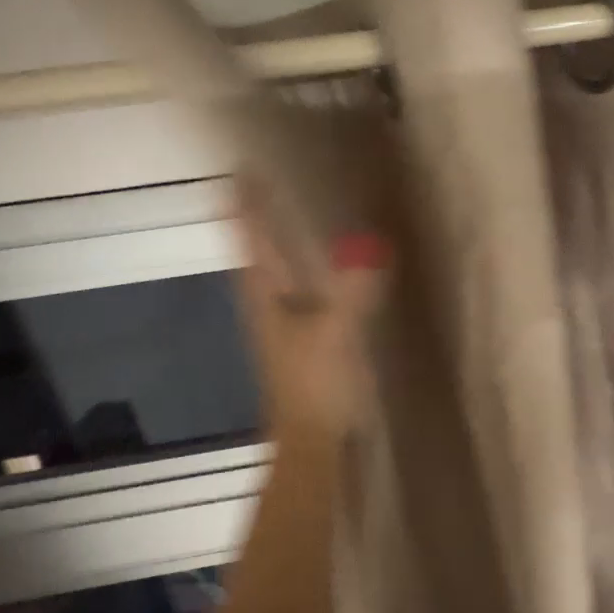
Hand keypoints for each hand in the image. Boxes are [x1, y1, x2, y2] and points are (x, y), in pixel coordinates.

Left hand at [233, 192, 387, 440]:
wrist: (316, 446)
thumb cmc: (316, 387)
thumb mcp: (336, 334)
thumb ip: (351, 289)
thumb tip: (368, 244)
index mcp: (266, 296)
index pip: (250, 238)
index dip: (245, 203)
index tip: (244, 166)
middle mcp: (270, 304)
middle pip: (261, 249)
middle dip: (264, 214)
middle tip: (278, 177)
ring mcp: (288, 324)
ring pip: (283, 269)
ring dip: (288, 240)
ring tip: (305, 208)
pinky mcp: (309, 340)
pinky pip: (310, 290)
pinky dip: (316, 267)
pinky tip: (336, 263)